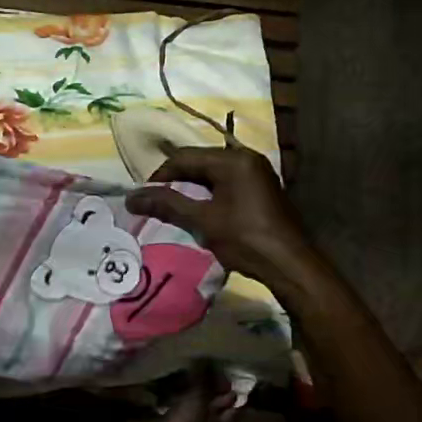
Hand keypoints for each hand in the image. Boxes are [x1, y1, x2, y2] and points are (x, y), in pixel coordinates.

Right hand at [124, 145, 322, 291]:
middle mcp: (247, 158)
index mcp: (233, 159)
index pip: (185, 157)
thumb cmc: (245, 239)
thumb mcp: (203, 221)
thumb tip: (132, 197)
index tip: (144, 197)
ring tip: (175, 210)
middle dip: (177, 182)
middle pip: (200, 163)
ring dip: (193, 190)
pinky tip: (201, 214)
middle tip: (157, 203)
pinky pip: (228, 185)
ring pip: (214, 175)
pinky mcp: (262, 190)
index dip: (161, 175)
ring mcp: (257, 174)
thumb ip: (168, 205)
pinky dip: (210, 196)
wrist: (289, 264)